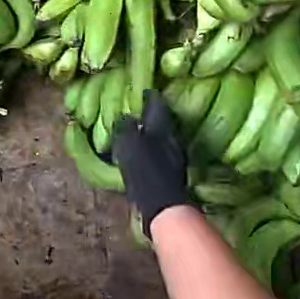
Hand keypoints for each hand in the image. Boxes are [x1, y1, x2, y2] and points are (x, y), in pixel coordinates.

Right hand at [112, 90, 192, 233]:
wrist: (163, 206)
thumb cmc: (144, 172)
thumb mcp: (128, 144)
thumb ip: (126, 128)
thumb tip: (125, 117)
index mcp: (161, 127)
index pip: (156, 103)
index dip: (147, 96)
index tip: (138, 92)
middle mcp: (172, 138)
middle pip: (161, 121)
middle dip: (148, 116)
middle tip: (133, 112)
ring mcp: (175, 157)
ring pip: (161, 137)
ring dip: (150, 134)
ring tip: (134, 135)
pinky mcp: (171, 174)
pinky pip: (160, 154)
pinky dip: (150, 151)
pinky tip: (140, 157)